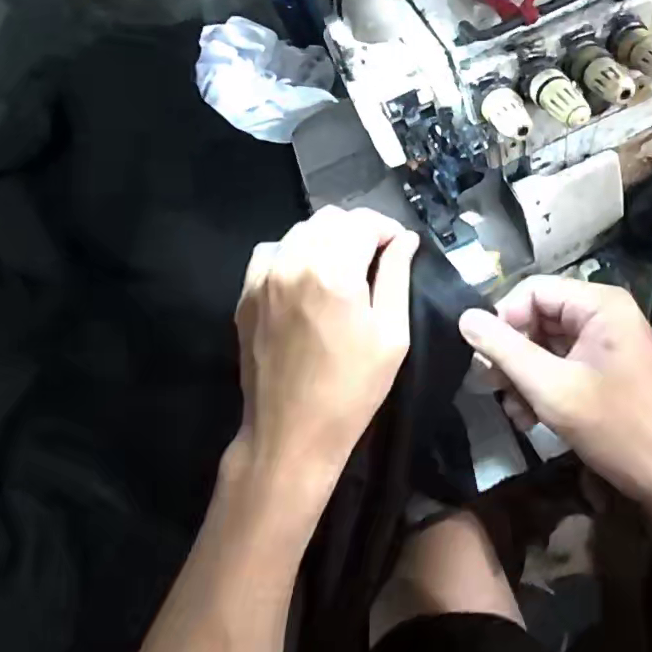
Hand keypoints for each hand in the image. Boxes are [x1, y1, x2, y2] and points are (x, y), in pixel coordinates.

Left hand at [233, 207, 418, 492]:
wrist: (289, 434)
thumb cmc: (351, 390)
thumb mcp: (391, 336)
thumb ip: (397, 277)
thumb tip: (405, 240)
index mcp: (334, 272)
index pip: (362, 221)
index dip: (387, 228)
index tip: (398, 246)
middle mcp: (295, 262)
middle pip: (331, 218)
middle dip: (359, 230)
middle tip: (375, 257)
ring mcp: (265, 276)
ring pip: (301, 229)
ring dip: (327, 237)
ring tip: (342, 266)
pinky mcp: (246, 291)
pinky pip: (273, 249)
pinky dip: (293, 251)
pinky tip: (305, 275)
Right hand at [458, 276, 651, 507]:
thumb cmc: (618, 429)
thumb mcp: (551, 388)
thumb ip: (504, 349)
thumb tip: (464, 317)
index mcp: (599, 303)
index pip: (531, 291)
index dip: (503, 320)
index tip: (487, 359)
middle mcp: (604, 312)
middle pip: (538, 316)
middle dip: (512, 353)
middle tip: (493, 387)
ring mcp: (608, 339)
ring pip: (546, 342)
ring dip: (524, 374)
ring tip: (513, 409)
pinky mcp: (608, 365)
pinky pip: (563, 361)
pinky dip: (544, 384)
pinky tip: (530, 416)